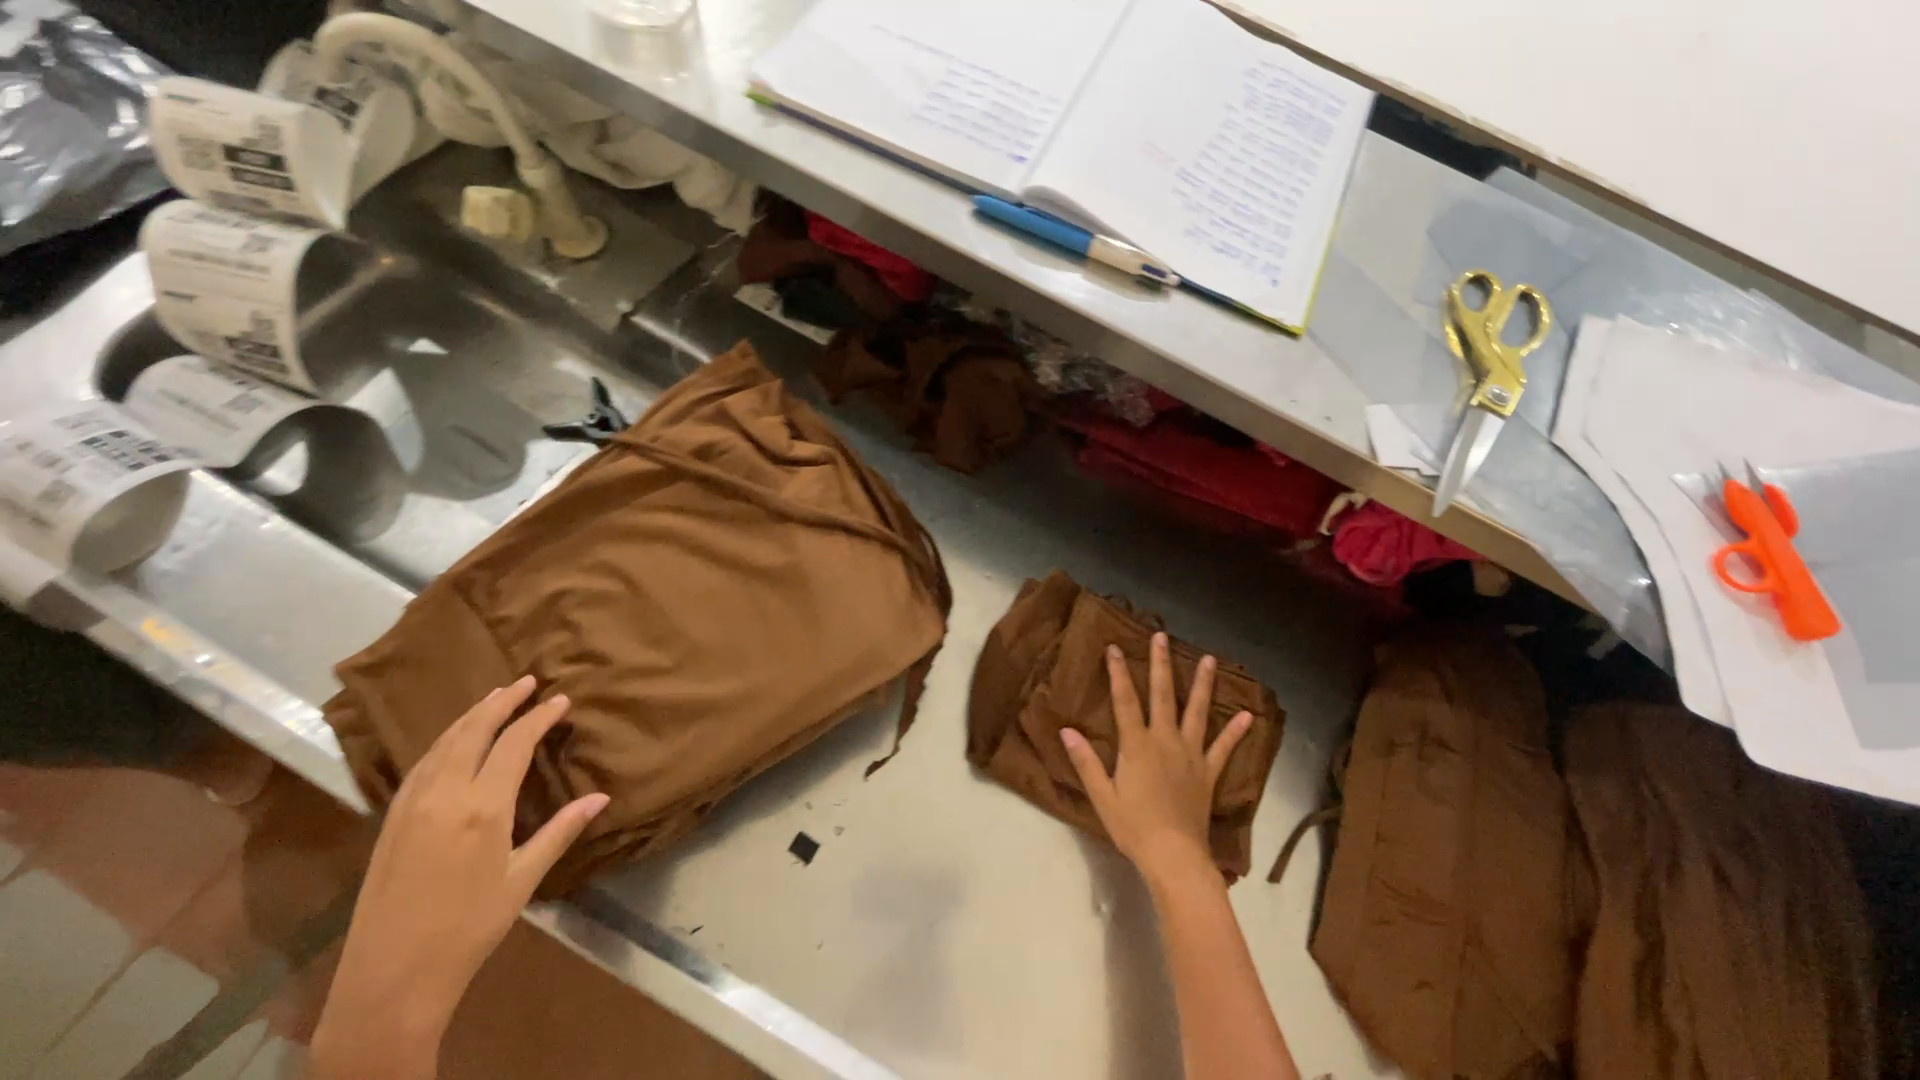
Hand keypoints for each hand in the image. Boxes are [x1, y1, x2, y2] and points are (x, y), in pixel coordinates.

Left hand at [310, 677, 608, 1079]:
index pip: (514, 743)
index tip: (560, 701)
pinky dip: (445, 739)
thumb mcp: (523, 879)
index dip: (539, 718)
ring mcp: (411, 802)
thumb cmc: (470, 927)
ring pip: (443, 742)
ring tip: (494, 698)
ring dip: (472, 715)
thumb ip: (561, 831)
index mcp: (482, 807)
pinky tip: (454, 740)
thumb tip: (601, 797)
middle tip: (527, 681)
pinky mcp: (392, 817)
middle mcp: (444, 793)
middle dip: (502, 702)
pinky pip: (422, 762)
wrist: (391, 973)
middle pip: (474, 730)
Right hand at [1060, 632, 1252, 884]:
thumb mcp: (1102, 796)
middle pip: (1163, 695)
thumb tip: (1067, 731)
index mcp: (1136, 745)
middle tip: (1161, 637)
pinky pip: (1224, 747)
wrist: (1174, 854)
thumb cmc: (1133, 827)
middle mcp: (1165, 740)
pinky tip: (1248, 715)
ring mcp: (1191, 754)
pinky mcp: (1208, 772)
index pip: (1124, 700)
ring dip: (1202, 684)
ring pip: (1197, 712)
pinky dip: (1236, 731)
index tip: (1114, 647)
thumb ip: (1086, 762)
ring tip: (1209, 659)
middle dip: (1160, 664)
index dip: (1118, 673)